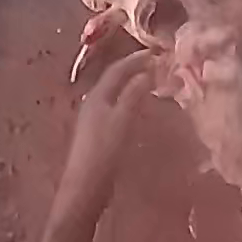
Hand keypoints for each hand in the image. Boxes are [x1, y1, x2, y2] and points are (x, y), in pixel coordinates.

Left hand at [51, 49, 156, 224]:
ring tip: (151, 80)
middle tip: (156, 63)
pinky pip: (115, 104)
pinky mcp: (96, 133)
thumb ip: (134, 94)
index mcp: (98, 95)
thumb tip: (147, 71)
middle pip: (114, 78)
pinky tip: (138, 107)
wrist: (84, 189)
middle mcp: (93, 102)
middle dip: (134, 68)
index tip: (157, 52)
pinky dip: (128, 98)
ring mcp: (93, 118)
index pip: (118, 69)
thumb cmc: (104, 152)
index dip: (137, 59)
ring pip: (114, 91)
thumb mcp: (122, 120)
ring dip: (131, 82)